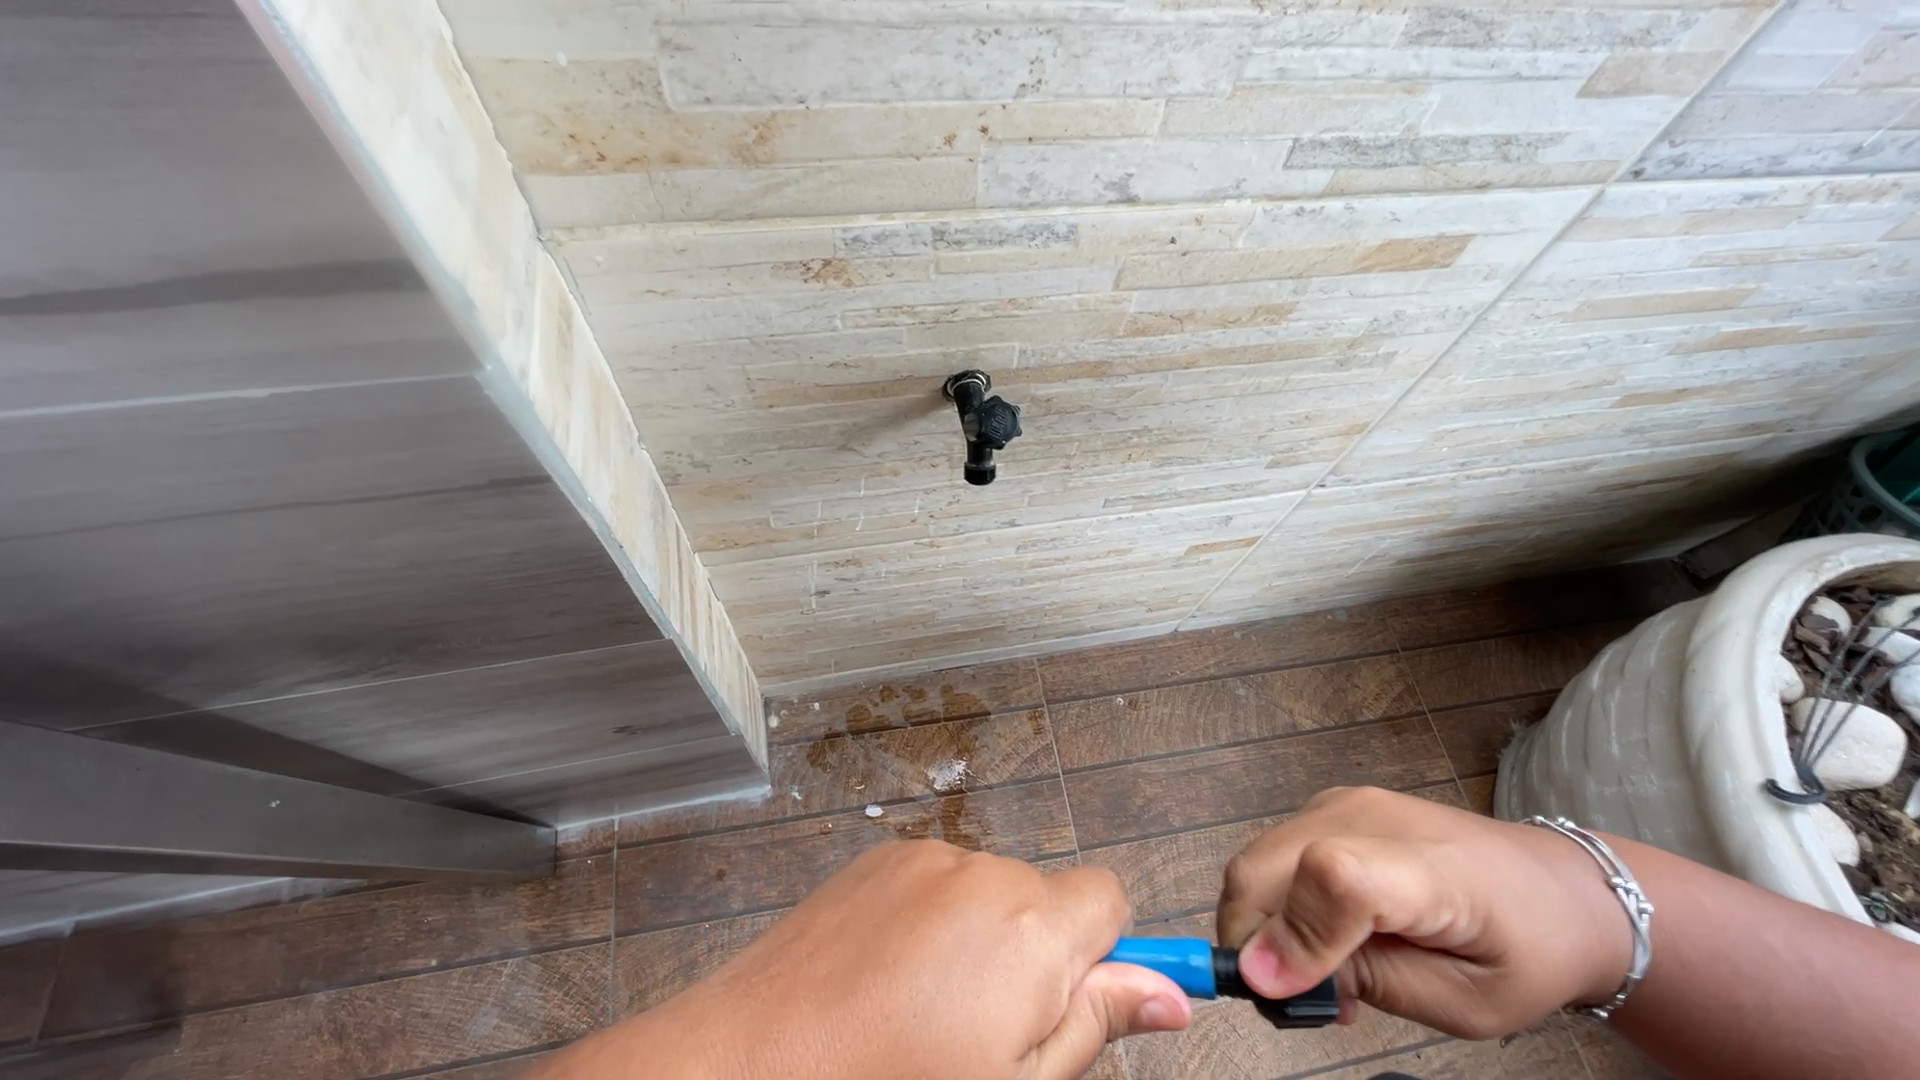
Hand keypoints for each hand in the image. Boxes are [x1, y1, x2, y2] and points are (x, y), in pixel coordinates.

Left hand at [609, 841, 1189, 1079]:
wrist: (753, 1056)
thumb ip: (1096, 1025)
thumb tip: (1169, 994)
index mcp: (1029, 927)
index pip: (1109, 897)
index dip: (1103, 951)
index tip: (1071, 1000)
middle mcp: (982, 870)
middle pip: (1045, 896)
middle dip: (1035, 952)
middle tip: (986, 1027)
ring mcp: (925, 857)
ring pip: (989, 890)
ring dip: (981, 936)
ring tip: (926, 1005)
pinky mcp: (879, 855)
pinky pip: (937, 879)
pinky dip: (934, 917)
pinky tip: (893, 973)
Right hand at [1216, 786, 1633, 1038]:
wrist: (1557, 887)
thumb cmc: (1525, 954)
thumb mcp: (1468, 1003)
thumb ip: (1369, 982)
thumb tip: (1263, 974)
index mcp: (1426, 869)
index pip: (1333, 876)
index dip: (1292, 934)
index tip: (1275, 997)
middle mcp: (1364, 817)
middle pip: (1262, 869)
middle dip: (1250, 944)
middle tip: (1294, 1003)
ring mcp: (1339, 803)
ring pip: (1254, 864)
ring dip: (1259, 927)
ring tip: (1317, 976)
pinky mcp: (1327, 806)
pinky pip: (1272, 857)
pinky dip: (1273, 904)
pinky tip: (1318, 938)